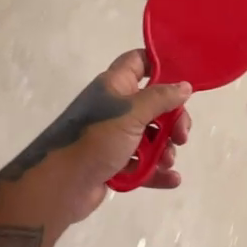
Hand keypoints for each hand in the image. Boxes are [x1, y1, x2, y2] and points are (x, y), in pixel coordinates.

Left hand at [14, 50, 191, 224]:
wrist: (61, 185)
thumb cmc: (96, 138)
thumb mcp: (131, 112)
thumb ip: (160, 98)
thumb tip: (185, 86)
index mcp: (115, 85)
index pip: (139, 62)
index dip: (160, 65)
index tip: (182, 80)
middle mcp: (115, 107)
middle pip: (153, 104)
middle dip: (172, 120)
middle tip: (181, 136)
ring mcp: (114, 136)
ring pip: (150, 136)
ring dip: (165, 148)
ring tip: (167, 162)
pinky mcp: (114, 163)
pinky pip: (143, 163)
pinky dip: (157, 171)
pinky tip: (172, 179)